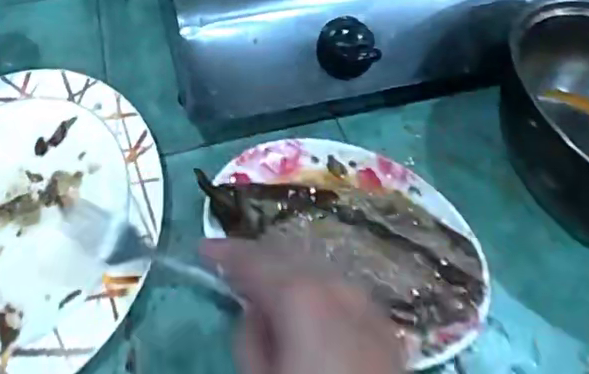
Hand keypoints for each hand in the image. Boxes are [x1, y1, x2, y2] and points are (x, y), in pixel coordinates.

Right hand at [203, 238, 403, 373]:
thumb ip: (250, 339)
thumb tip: (254, 311)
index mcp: (300, 295)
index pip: (254, 259)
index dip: (226, 252)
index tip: (205, 249)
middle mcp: (335, 284)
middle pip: (289, 260)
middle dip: (261, 264)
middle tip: (234, 275)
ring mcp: (365, 301)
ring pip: (319, 275)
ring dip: (292, 280)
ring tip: (269, 299)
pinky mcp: (384, 324)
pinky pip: (343, 297)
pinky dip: (320, 298)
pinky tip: (310, 320)